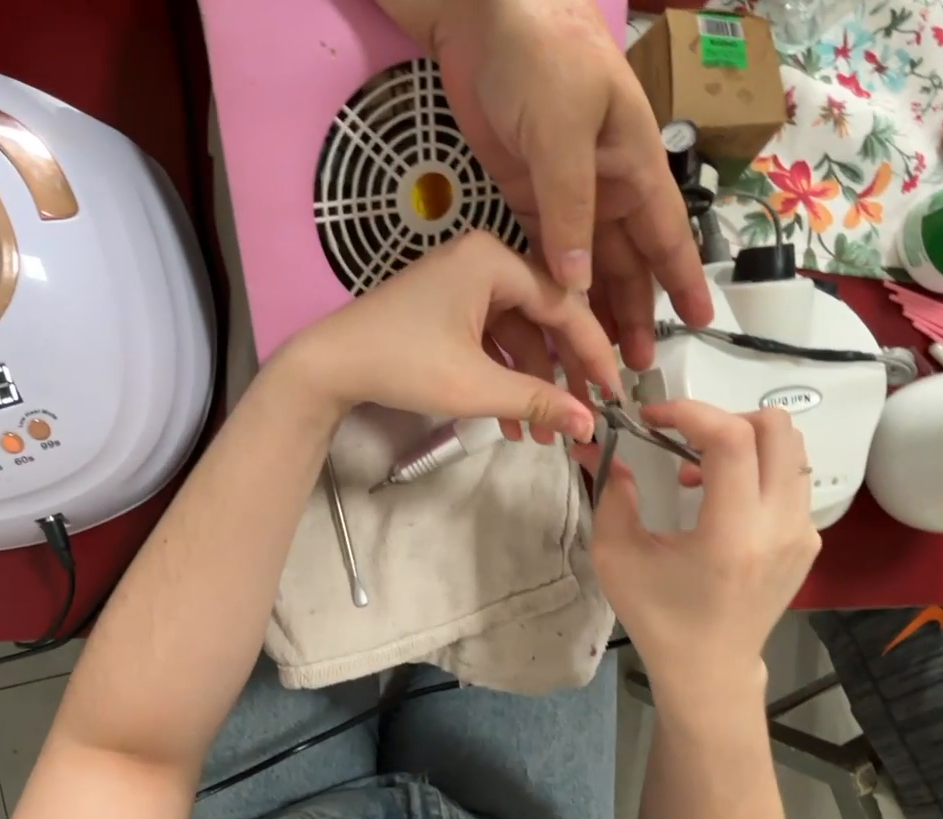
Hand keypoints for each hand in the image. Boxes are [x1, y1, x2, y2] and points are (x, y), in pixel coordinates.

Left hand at [273, 232, 616, 442]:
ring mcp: (461, 283)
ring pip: (515, 336)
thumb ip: (537, 401)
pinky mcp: (445, 307)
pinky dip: (499, 377)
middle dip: (558, 376)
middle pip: (542, 320)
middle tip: (579, 419)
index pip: (565, 305)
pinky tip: (507, 421)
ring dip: (527, 386)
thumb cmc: (402, 365)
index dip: (593, 354)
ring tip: (537, 435)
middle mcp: (482, 261)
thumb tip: (590, 425)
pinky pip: (488, 340)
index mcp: (494, 260)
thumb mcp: (474, 386)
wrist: (327, 366)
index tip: (614, 394)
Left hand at [380, 0, 713, 369]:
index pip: (666, 236)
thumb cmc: (543, 61)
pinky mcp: (527, 200)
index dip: (681, 282)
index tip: (698, 324)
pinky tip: (557, 320)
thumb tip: (582, 283)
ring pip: (588, 266)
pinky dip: (554, 288)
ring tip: (597, 358)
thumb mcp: (564, 131)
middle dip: (634, 314)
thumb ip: (571, 208)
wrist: (488, 23)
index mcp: (633, 167)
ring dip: (594, 310)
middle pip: (627, 264)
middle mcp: (606, 190)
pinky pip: (548, 255)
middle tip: (635, 368)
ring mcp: (567, 198)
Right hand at [574, 400, 820, 678]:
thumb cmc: (658, 617)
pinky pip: (790, 479)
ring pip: (790, 449)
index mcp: (733, 533)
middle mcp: (781, 526)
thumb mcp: (617, 557)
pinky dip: (755, 469)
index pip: (732, 439)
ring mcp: (803, 532)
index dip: (690, 412)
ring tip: (697, 473)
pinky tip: (718, 500)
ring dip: (741, 442)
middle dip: (722, 418)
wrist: (709, 669)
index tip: (653, 418)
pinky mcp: (807, 540)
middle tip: (681, 439)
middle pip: (777, 429)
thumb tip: (602, 451)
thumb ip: (611, 496)